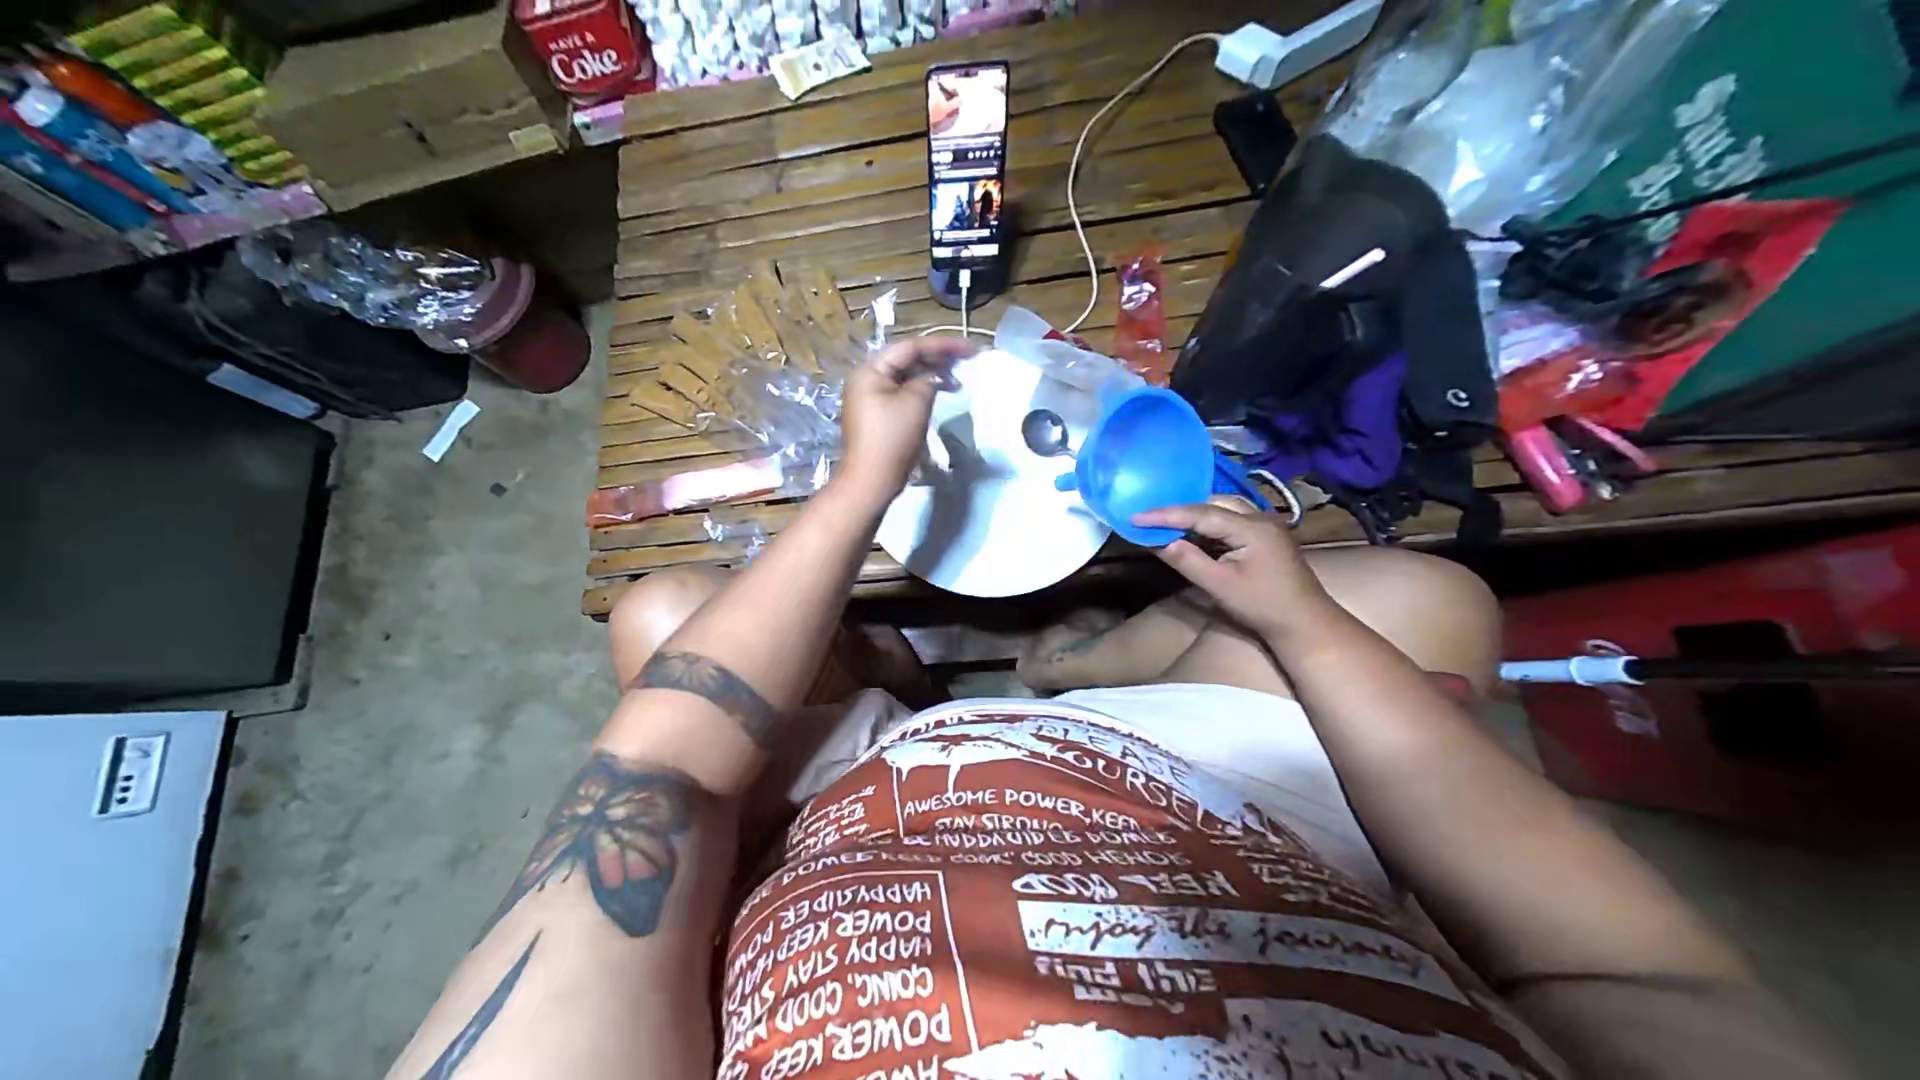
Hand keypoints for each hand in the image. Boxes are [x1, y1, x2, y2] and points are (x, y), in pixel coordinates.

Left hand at [836, 336, 975, 502]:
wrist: (872, 480)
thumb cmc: (892, 438)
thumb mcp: (916, 402)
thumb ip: (928, 380)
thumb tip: (932, 377)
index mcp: (870, 370)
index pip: (910, 347)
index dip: (942, 345)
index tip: (970, 349)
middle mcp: (867, 379)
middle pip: (906, 359)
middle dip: (937, 358)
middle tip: (966, 360)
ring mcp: (870, 397)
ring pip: (905, 376)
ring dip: (931, 374)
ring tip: (956, 379)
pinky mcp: (878, 414)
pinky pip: (902, 392)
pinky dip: (921, 390)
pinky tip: (939, 393)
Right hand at [1132, 502, 1332, 640]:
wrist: (1304, 623)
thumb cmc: (1262, 606)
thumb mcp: (1219, 585)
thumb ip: (1186, 560)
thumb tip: (1154, 542)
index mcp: (1251, 527)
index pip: (1200, 513)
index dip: (1165, 515)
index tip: (1135, 517)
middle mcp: (1260, 517)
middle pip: (1212, 503)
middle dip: (1179, 509)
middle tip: (1148, 516)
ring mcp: (1266, 524)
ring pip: (1223, 508)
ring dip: (1194, 514)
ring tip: (1165, 522)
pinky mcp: (1265, 534)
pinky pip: (1231, 518)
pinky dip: (1208, 523)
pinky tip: (1192, 533)